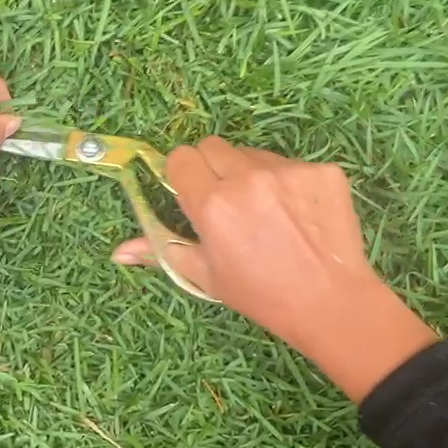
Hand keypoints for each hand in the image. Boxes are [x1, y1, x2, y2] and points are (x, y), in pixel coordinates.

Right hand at [113, 136, 436, 401]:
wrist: (329, 301)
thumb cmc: (258, 293)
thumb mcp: (204, 275)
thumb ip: (160, 251)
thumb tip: (118, 251)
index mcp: (211, 205)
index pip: (181, 158)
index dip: (183, 175)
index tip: (192, 194)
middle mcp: (246, 179)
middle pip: (212, 146)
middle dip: (212, 169)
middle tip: (225, 203)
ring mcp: (288, 171)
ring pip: (252, 153)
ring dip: (248, 174)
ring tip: (265, 213)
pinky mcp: (322, 170)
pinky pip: (289, 164)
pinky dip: (286, 183)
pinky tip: (296, 214)